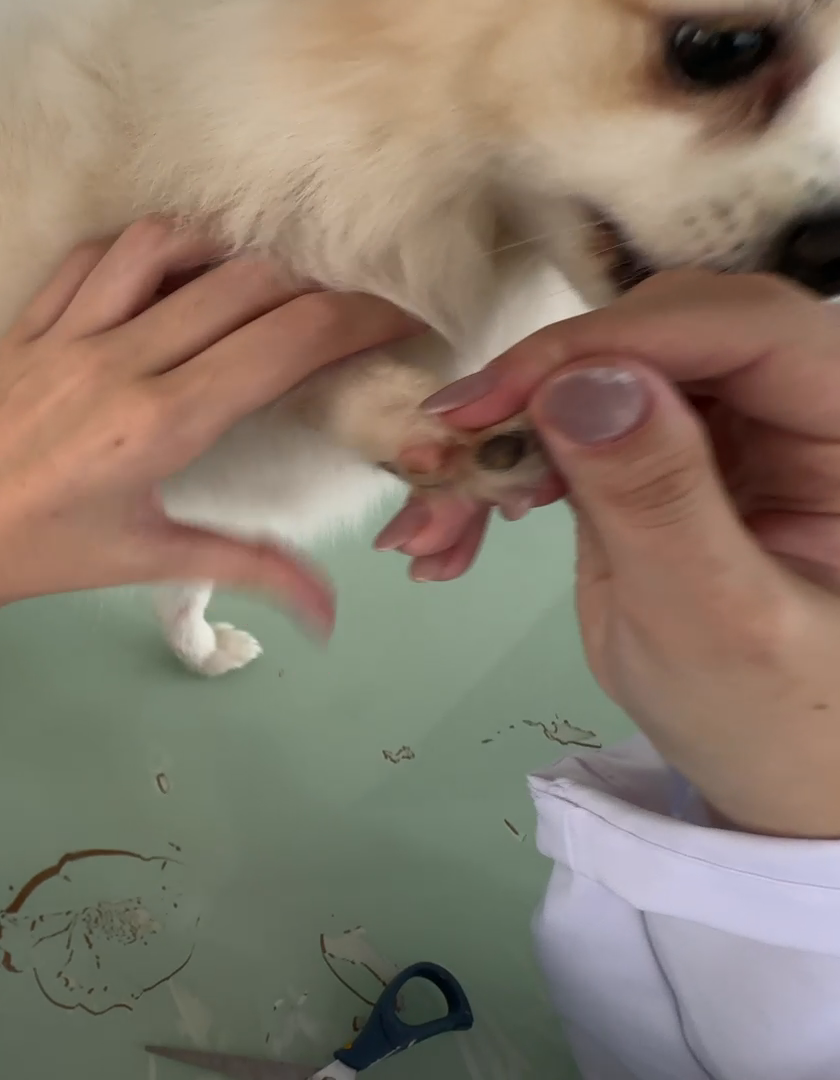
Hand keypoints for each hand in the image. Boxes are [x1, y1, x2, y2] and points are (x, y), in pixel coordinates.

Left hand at [0, 217, 423, 737]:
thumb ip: (250, 570)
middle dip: (312, 290)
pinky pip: (86, 259)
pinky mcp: (20, 328)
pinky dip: (134, 254)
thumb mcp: (146, 559)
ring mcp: (62, 336)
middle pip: (247, 282)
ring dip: (222, 253)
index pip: (290, 338)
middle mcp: (118, 362)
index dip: (365, 319)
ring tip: (238, 292)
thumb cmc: (38, 557)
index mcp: (161, 422)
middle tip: (326, 322)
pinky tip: (150, 283)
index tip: (396, 326)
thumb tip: (331, 617)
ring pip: (164, 245)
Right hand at [399, 271, 839, 836]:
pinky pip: (552, 438)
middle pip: (646, 339)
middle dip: (524, 397)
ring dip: (483, 453)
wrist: (780, 768)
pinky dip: (485, 482)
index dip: (596, 347)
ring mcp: (723, 435)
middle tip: (437, 461)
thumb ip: (651, 495)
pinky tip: (447, 538)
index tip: (475, 408)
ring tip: (425, 534)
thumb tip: (580, 386)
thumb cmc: (780, 716)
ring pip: (577, 388)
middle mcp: (803, 411)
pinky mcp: (651, 462)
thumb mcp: (708, 613)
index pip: (738, 329)